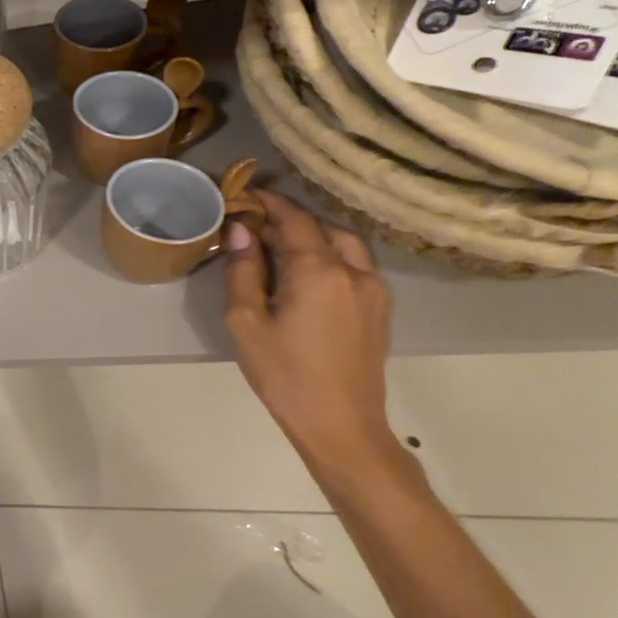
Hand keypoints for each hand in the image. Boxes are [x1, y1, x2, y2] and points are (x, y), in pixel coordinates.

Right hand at [223, 190, 395, 463]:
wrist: (339, 423)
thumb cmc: (282, 371)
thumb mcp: (245, 319)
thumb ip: (242, 269)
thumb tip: (239, 229)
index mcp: (320, 271)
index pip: (294, 219)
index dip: (266, 202)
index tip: (239, 194)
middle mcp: (355, 273)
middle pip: (323, 228)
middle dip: (288, 219)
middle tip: (251, 224)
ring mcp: (373, 292)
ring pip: (344, 245)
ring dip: (312, 237)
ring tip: (275, 247)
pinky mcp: (378, 310)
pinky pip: (354, 267)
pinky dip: (328, 256)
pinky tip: (301, 273)